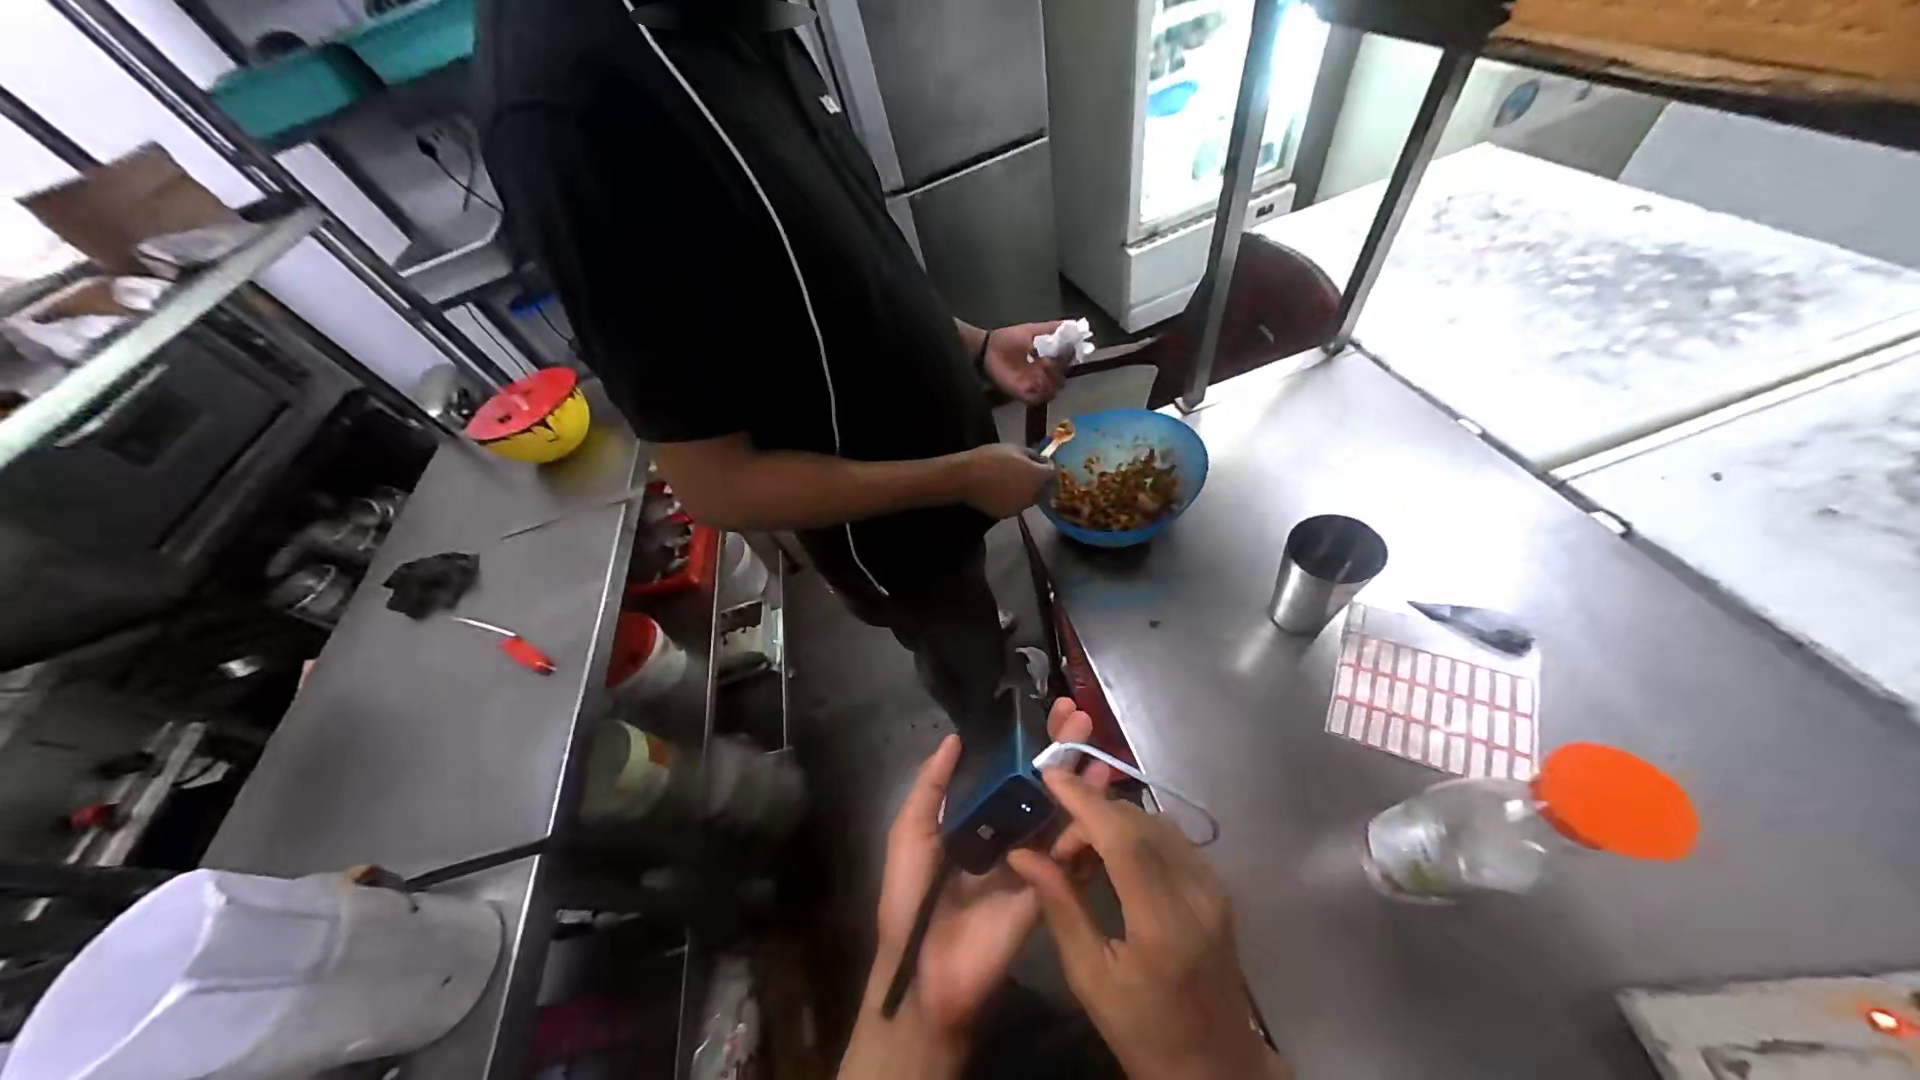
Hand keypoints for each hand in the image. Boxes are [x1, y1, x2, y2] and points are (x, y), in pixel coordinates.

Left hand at [840, 701, 1112, 1079]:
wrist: (926, 973)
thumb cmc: (910, 898)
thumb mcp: (911, 833)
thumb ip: (931, 786)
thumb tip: (954, 739)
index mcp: (976, 818)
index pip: (1006, 771)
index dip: (1025, 742)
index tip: (1043, 712)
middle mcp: (1007, 831)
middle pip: (1039, 783)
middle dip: (1059, 749)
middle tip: (1077, 716)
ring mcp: (1031, 858)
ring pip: (1061, 811)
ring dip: (1081, 778)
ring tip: (1096, 746)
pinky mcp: (1048, 885)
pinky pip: (1070, 852)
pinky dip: (1086, 825)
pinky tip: (1101, 795)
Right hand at [958, 443, 1052, 518]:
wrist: (967, 477)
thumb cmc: (991, 458)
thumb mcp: (1014, 448)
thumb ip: (1032, 455)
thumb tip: (1040, 460)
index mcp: (1038, 476)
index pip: (1053, 473)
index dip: (1048, 467)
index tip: (1041, 463)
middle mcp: (1034, 494)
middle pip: (1043, 489)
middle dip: (1038, 481)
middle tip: (1025, 473)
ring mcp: (1021, 507)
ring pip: (1029, 499)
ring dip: (1025, 491)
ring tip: (1011, 482)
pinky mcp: (1007, 515)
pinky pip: (1015, 506)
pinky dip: (1012, 500)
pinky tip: (1000, 492)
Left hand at [982, 321, 1069, 405]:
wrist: (988, 348)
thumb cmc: (1009, 338)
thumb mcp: (1033, 329)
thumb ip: (1053, 328)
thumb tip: (1075, 326)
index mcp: (1048, 360)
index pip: (1067, 365)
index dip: (1070, 360)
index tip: (1069, 351)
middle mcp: (1043, 374)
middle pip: (1062, 380)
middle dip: (1060, 370)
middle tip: (1049, 359)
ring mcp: (1033, 385)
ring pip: (1053, 392)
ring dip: (1051, 381)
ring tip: (1042, 366)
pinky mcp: (1022, 393)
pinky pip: (1037, 400)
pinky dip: (1040, 393)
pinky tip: (1036, 380)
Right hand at [1008, 772, 1288, 1079]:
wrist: (1217, 1066)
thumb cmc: (1145, 1032)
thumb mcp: (1090, 978)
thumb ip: (1059, 907)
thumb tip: (1022, 854)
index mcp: (1163, 925)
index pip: (1124, 839)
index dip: (1085, 800)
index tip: (1051, 776)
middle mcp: (1196, 894)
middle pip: (1139, 822)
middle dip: (1090, 815)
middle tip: (1058, 848)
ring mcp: (1213, 887)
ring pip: (1156, 822)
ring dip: (1113, 822)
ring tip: (1082, 853)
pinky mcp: (1217, 886)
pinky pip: (1170, 836)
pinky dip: (1135, 832)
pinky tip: (1114, 857)